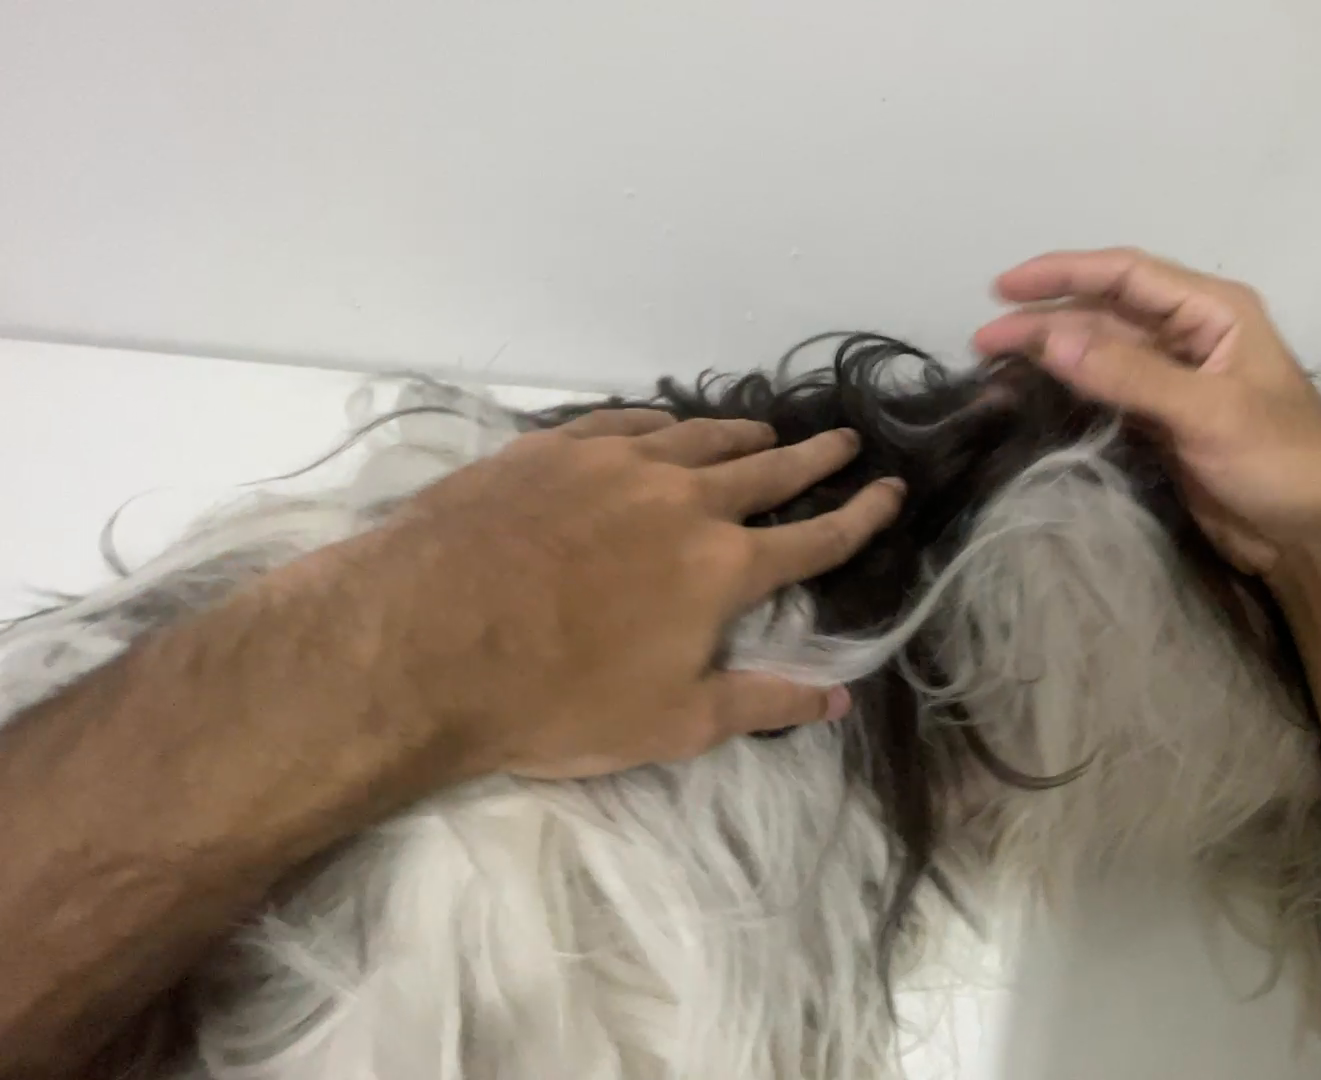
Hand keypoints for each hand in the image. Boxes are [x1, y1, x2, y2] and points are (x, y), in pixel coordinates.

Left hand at [305, 408, 903, 779]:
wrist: (412, 648)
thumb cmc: (555, 699)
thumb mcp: (675, 723)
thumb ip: (766, 703)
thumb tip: (840, 700)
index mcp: (724, 566)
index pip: (817, 537)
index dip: (863, 515)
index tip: (891, 491)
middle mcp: (686, 501)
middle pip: (772, 470)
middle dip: (817, 458)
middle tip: (845, 440)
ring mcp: (620, 464)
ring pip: (705, 438)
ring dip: (746, 435)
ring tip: (769, 431)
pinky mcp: (558, 448)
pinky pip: (630, 422)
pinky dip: (665, 424)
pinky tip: (671, 425)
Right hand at [972, 247, 1320, 582]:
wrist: (1311, 537)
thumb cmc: (1279, 463)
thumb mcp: (1207, 411)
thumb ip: (1129, 374)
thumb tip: (1050, 340)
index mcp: (1212, 312)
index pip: (1125, 275)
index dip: (1063, 275)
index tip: (1003, 289)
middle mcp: (1189, 336)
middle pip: (1104, 316)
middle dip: (1046, 323)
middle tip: (984, 342)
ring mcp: (1173, 382)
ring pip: (1101, 356)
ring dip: (1053, 358)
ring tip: (998, 366)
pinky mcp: (1162, 423)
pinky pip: (1107, 395)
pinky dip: (1072, 394)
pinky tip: (1037, 396)